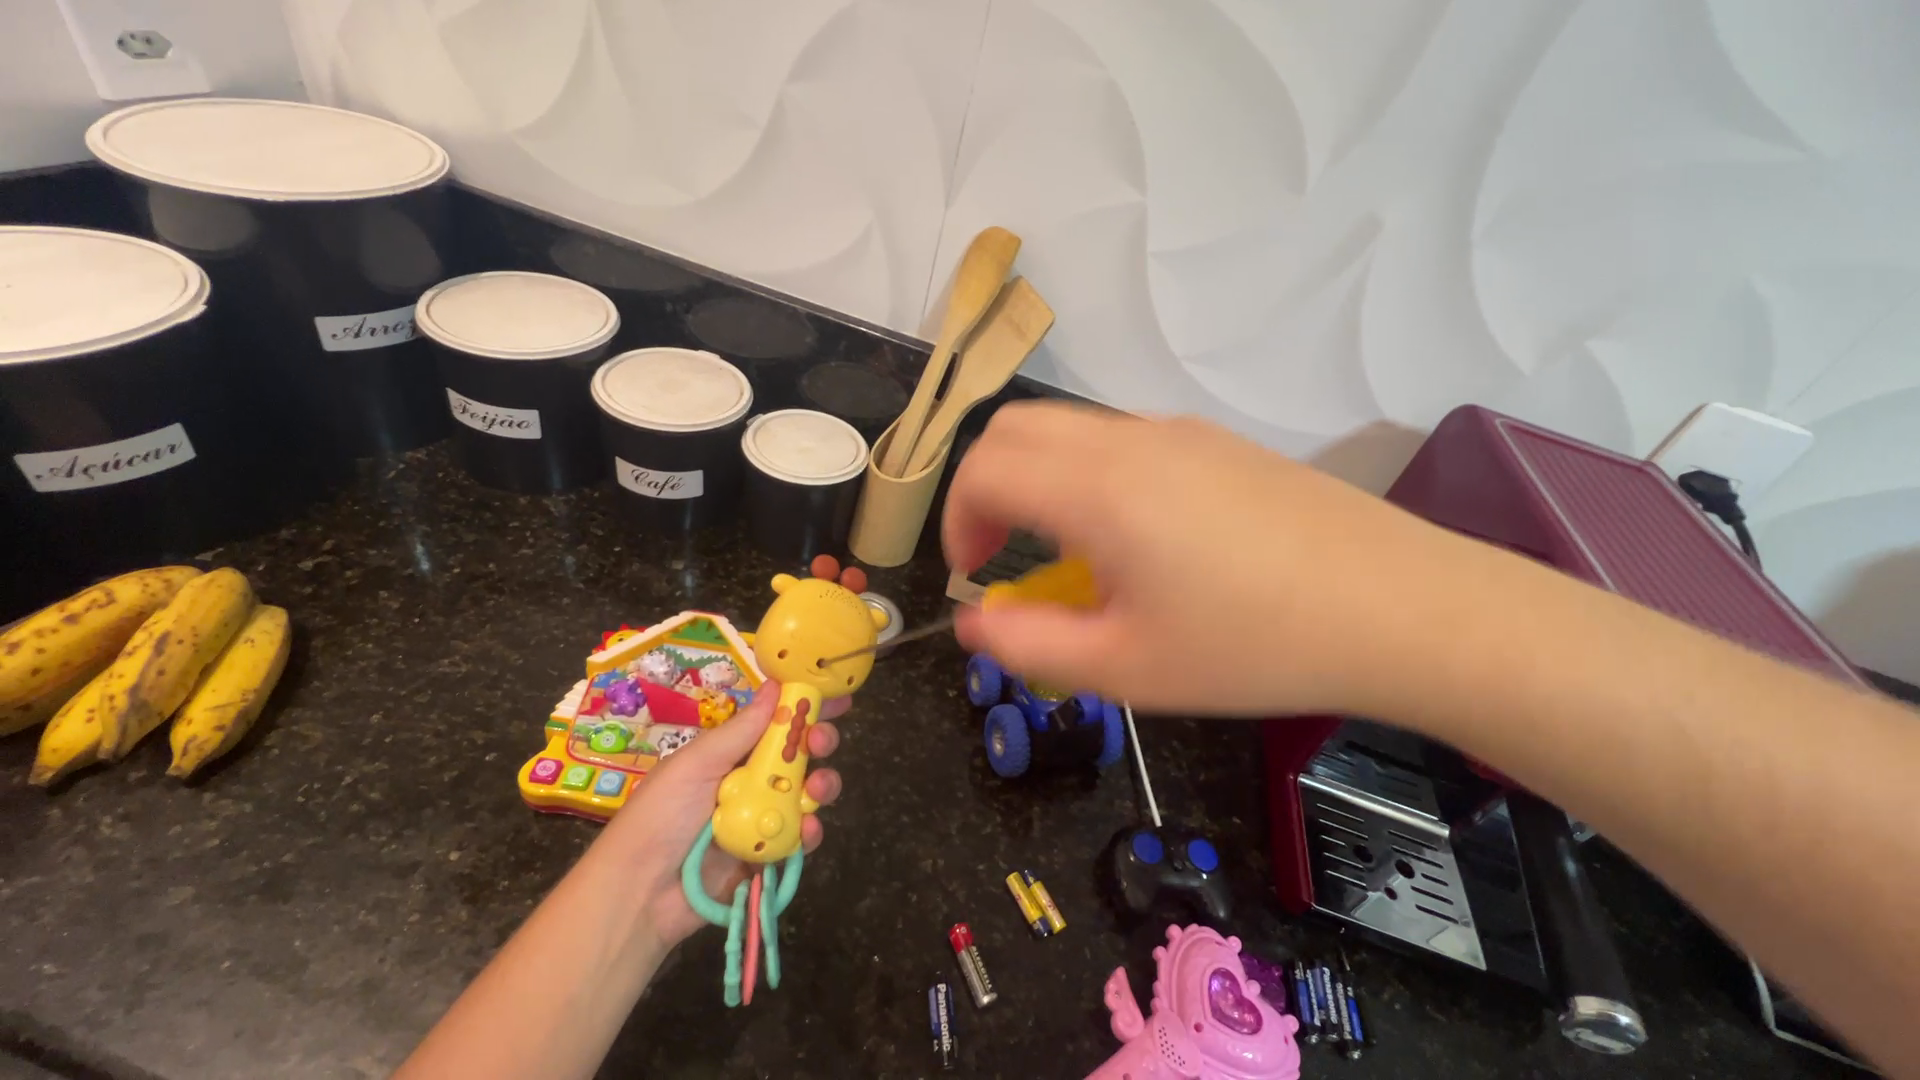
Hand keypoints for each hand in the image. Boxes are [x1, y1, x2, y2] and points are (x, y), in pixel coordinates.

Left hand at [598, 682, 846, 948]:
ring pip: (806, 794)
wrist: (640, 893)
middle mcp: (749, 782)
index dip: (803, 709)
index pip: (772, 724)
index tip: (835, 696)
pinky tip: (807, 829)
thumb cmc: (660, 817)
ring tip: (818, 789)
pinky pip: (801, 838)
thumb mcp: (694, 764)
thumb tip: (776, 684)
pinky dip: (811, 832)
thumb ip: (740, 730)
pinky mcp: (770, 855)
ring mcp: (762, 819)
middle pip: (797, 755)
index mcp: (728, 755)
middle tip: (822, 741)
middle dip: (817, 742)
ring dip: (822, 785)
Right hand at [942, 402, 1477, 716]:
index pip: (981, 469)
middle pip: (1014, 428)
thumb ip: (1028, 646)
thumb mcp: (1126, 669)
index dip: (955, 522)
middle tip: (1002, 557)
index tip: (974, 579)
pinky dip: (1086, 474)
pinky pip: (1120, 438)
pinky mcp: (1217, 442)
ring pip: (1068, 428)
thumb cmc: (1253, 646)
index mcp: (1096, 488)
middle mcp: (1129, 438)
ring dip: (1037, 479)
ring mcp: (1178, 432)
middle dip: (984, 489)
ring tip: (1068, 555)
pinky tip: (1134, 539)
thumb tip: (973, 624)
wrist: (1400, 607)